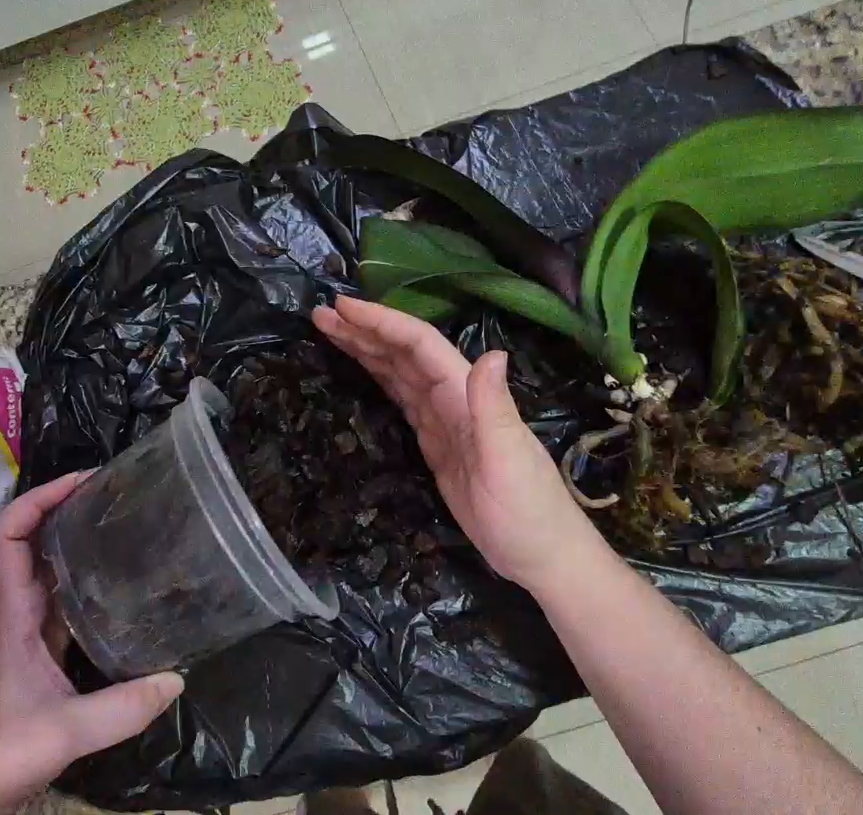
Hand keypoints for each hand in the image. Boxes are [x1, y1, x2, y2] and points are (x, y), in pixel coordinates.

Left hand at [0, 473, 184, 813]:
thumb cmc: (3, 752)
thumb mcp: (66, 732)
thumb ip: (122, 709)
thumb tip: (177, 678)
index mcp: (12, 613)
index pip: (8, 536)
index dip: (36, 500)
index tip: (80, 482)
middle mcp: (15, 606)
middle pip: (26, 536)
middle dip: (60, 503)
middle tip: (108, 490)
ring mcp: (24, 622)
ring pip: (41, 559)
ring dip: (69, 531)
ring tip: (114, 515)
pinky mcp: (35, 640)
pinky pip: (55, 588)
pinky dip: (78, 567)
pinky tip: (112, 570)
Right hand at [311, 296, 613, 593]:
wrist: (541, 556)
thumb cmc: (528, 512)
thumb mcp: (509, 461)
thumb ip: (494, 408)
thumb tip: (492, 354)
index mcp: (465, 395)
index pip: (418, 345)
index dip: (381, 322)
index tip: (343, 306)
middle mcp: (453, 398)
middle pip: (402, 352)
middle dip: (363, 329)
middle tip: (321, 314)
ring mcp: (443, 420)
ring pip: (398, 372)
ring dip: (365, 348)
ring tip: (329, 331)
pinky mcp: (434, 442)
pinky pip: (401, 398)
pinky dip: (378, 378)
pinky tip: (362, 368)